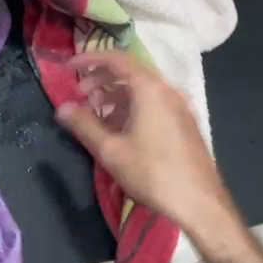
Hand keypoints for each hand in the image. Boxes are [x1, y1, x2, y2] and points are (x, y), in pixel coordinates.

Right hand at [56, 50, 245, 254]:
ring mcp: (179, 106)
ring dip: (116, 93)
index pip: (117, 59)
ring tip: (96, 113)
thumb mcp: (111, 150)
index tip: (69, 67)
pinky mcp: (184, 122)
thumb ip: (84, 124)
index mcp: (150, 89)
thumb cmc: (152, 173)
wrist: (200, 204)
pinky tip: (120, 128)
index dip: (90, 58)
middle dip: (101, 78)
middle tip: (80, 94)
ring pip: (142, 88)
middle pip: (130, 71)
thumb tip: (62, 107)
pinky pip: (154, 101)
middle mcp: (167, 90)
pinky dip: (132, 105)